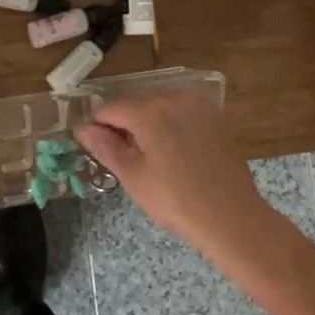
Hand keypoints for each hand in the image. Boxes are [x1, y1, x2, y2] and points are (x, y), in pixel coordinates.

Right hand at [74, 91, 271, 251]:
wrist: (231, 217)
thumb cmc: (175, 200)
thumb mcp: (133, 176)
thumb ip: (106, 147)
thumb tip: (83, 129)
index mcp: (149, 111)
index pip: (110, 109)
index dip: (97, 126)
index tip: (95, 147)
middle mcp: (174, 97)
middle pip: (137, 103)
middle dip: (124, 124)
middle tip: (123, 156)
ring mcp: (199, 105)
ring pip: (161, 105)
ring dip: (149, 122)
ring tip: (150, 156)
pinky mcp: (217, 117)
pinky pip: (184, 112)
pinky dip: (173, 124)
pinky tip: (176, 151)